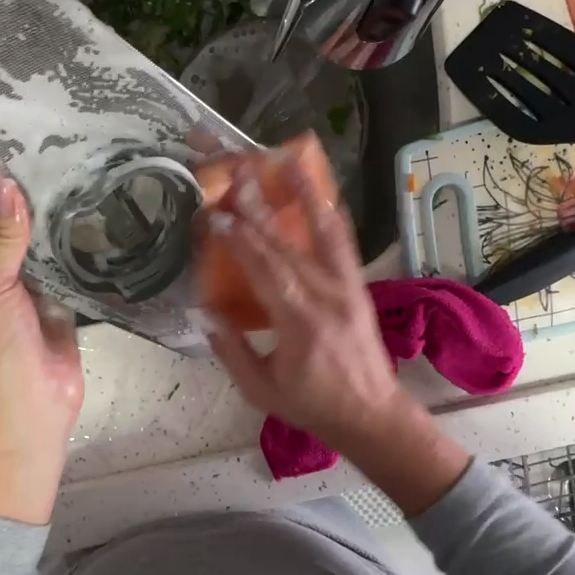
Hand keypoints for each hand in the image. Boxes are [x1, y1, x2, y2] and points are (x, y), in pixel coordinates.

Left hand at [0, 175, 84, 524]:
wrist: (33, 405)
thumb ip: (2, 238)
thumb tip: (4, 185)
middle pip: (5, 233)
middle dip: (20, 204)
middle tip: (42, 147)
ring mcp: (26, 291)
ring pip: (37, 249)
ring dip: (49, 223)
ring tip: (69, 167)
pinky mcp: (59, 302)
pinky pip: (64, 268)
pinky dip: (72, 248)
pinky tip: (87, 211)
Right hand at [204, 140, 470, 514]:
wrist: (370, 414)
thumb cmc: (311, 405)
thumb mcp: (260, 389)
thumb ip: (232, 352)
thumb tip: (204, 314)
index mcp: (299, 323)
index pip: (265, 270)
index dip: (239, 240)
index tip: (216, 215)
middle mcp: (326, 296)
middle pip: (287, 245)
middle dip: (259, 209)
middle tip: (237, 175)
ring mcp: (347, 287)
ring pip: (322, 234)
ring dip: (303, 195)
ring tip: (287, 161)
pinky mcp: (358, 286)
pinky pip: (344, 245)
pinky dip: (331, 216)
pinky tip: (322, 193)